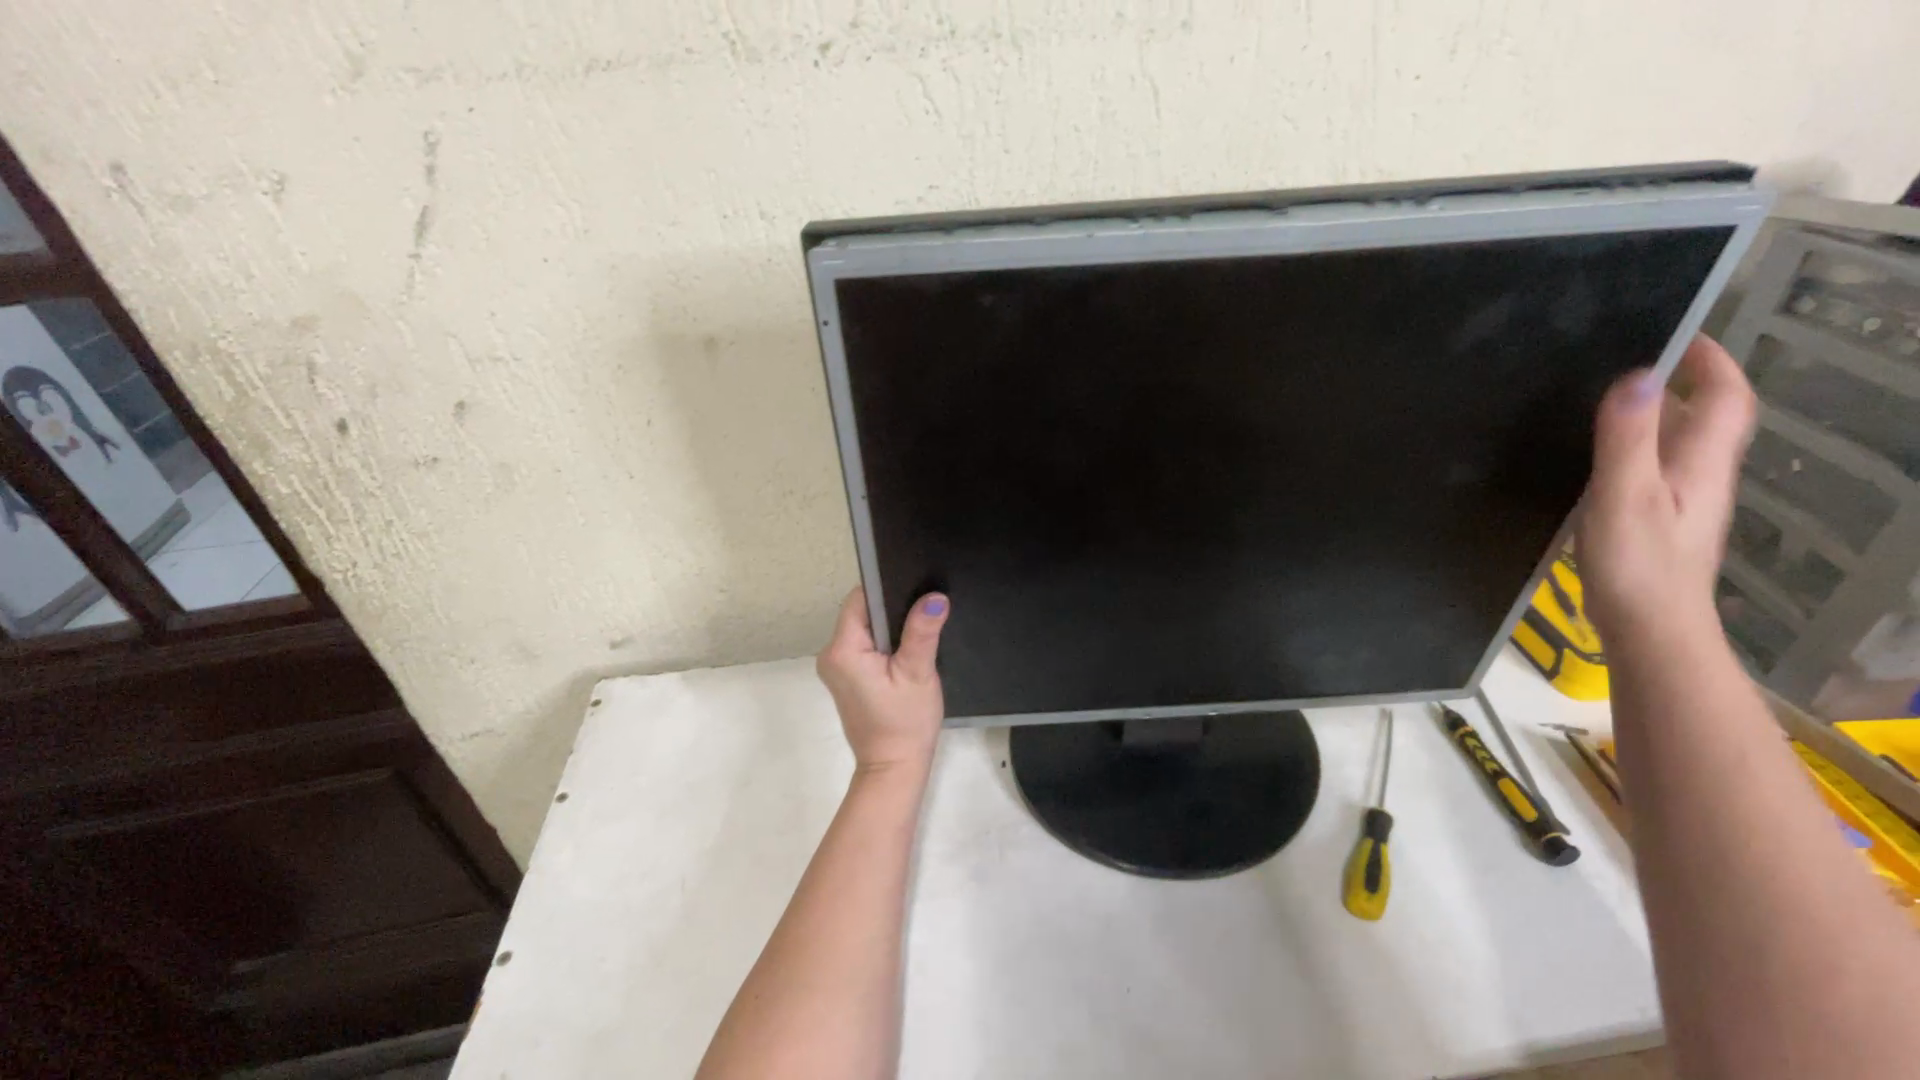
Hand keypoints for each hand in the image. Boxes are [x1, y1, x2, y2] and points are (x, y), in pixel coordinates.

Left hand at [816, 587, 950, 774]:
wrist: (893, 766)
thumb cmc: (906, 722)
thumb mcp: (918, 673)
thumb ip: (922, 632)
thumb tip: (934, 597)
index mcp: (843, 649)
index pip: (860, 599)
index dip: (887, 590)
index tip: (915, 589)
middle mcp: (830, 654)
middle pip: (861, 612)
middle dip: (891, 611)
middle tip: (924, 615)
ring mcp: (835, 667)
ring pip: (863, 628)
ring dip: (889, 629)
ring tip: (918, 635)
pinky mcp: (845, 677)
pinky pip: (863, 646)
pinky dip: (883, 645)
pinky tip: (904, 654)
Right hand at [1577, 335, 1756, 645]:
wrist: (1649, 631)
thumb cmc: (1639, 565)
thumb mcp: (1625, 496)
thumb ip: (1629, 438)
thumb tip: (1639, 375)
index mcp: (1701, 464)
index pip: (1726, 398)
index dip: (1711, 361)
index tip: (1678, 332)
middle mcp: (1701, 478)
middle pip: (1705, 419)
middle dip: (1679, 383)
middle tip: (1627, 361)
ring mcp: (1682, 504)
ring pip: (1677, 446)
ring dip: (1653, 417)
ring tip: (1604, 401)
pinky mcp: (1659, 525)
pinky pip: (1653, 471)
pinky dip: (1634, 451)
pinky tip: (1597, 460)